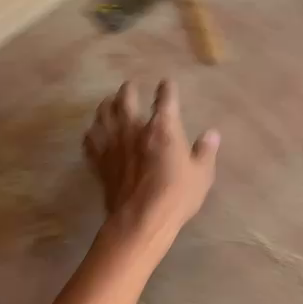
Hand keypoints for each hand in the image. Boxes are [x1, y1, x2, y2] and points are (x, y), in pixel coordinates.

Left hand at [83, 79, 219, 241]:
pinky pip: (90, 141)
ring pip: (103, 114)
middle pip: (126, 99)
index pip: (166, 99)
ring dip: (106, 106)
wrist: (141, 219)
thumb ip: (205, 151)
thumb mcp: (201, 174)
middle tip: (129, 87)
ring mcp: (113, 143)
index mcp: (163, 128)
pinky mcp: (99, 161)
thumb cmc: (176, 196)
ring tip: (108, 103)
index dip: (167, 89)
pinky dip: (92, 134)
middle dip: (128, 90)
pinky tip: (93, 134)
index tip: (167, 84)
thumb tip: (212, 134)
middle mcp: (134, 128)